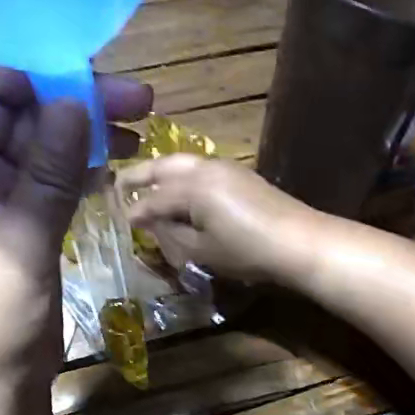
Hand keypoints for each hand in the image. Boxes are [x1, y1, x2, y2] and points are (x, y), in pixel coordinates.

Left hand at [0, 61, 152, 380]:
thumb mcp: (19, 243)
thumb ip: (46, 172)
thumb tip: (74, 100)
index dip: (28, 71)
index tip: (86, 65)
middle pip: (21, 114)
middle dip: (73, 99)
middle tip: (137, 97)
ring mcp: (3, 201)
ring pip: (45, 145)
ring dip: (87, 131)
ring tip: (139, 125)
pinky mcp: (30, 224)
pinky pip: (57, 179)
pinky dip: (86, 166)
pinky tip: (120, 161)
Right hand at [117, 155, 324, 283]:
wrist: (298, 242)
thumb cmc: (246, 251)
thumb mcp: (200, 251)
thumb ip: (170, 234)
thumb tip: (151, 224)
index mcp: (190, 187)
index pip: (151, 200)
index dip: (133, 213)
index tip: (117, 222)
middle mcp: (203, 168)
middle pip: (162, 167)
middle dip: (138, 176)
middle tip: (116, 185)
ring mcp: (224, 167)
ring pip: (182, 164)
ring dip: (160, 173)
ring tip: (144, 187)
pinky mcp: (239, 174)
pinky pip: (199, 169)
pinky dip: (180, 177)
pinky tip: (178, 193)